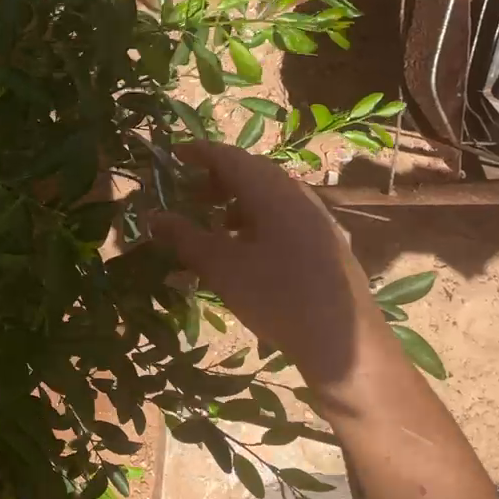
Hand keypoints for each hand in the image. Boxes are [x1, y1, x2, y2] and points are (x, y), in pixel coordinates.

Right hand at [150, 142, 389, 390]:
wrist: (345, 345)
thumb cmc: (276, 296)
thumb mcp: (219, 266)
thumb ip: (183, 236)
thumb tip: (153, 216)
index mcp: (272, 194)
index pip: (230, 158)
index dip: (199, 152)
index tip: (174, 154)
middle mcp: (298, 198)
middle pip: (253, 172)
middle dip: (217, 178)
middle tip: (189, 193)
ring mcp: (318, 221)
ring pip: (271, 195)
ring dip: (237, 201)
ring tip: (214, 224)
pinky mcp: (327, 245)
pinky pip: (285, 216)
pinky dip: (257, 218)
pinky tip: (245, 249)